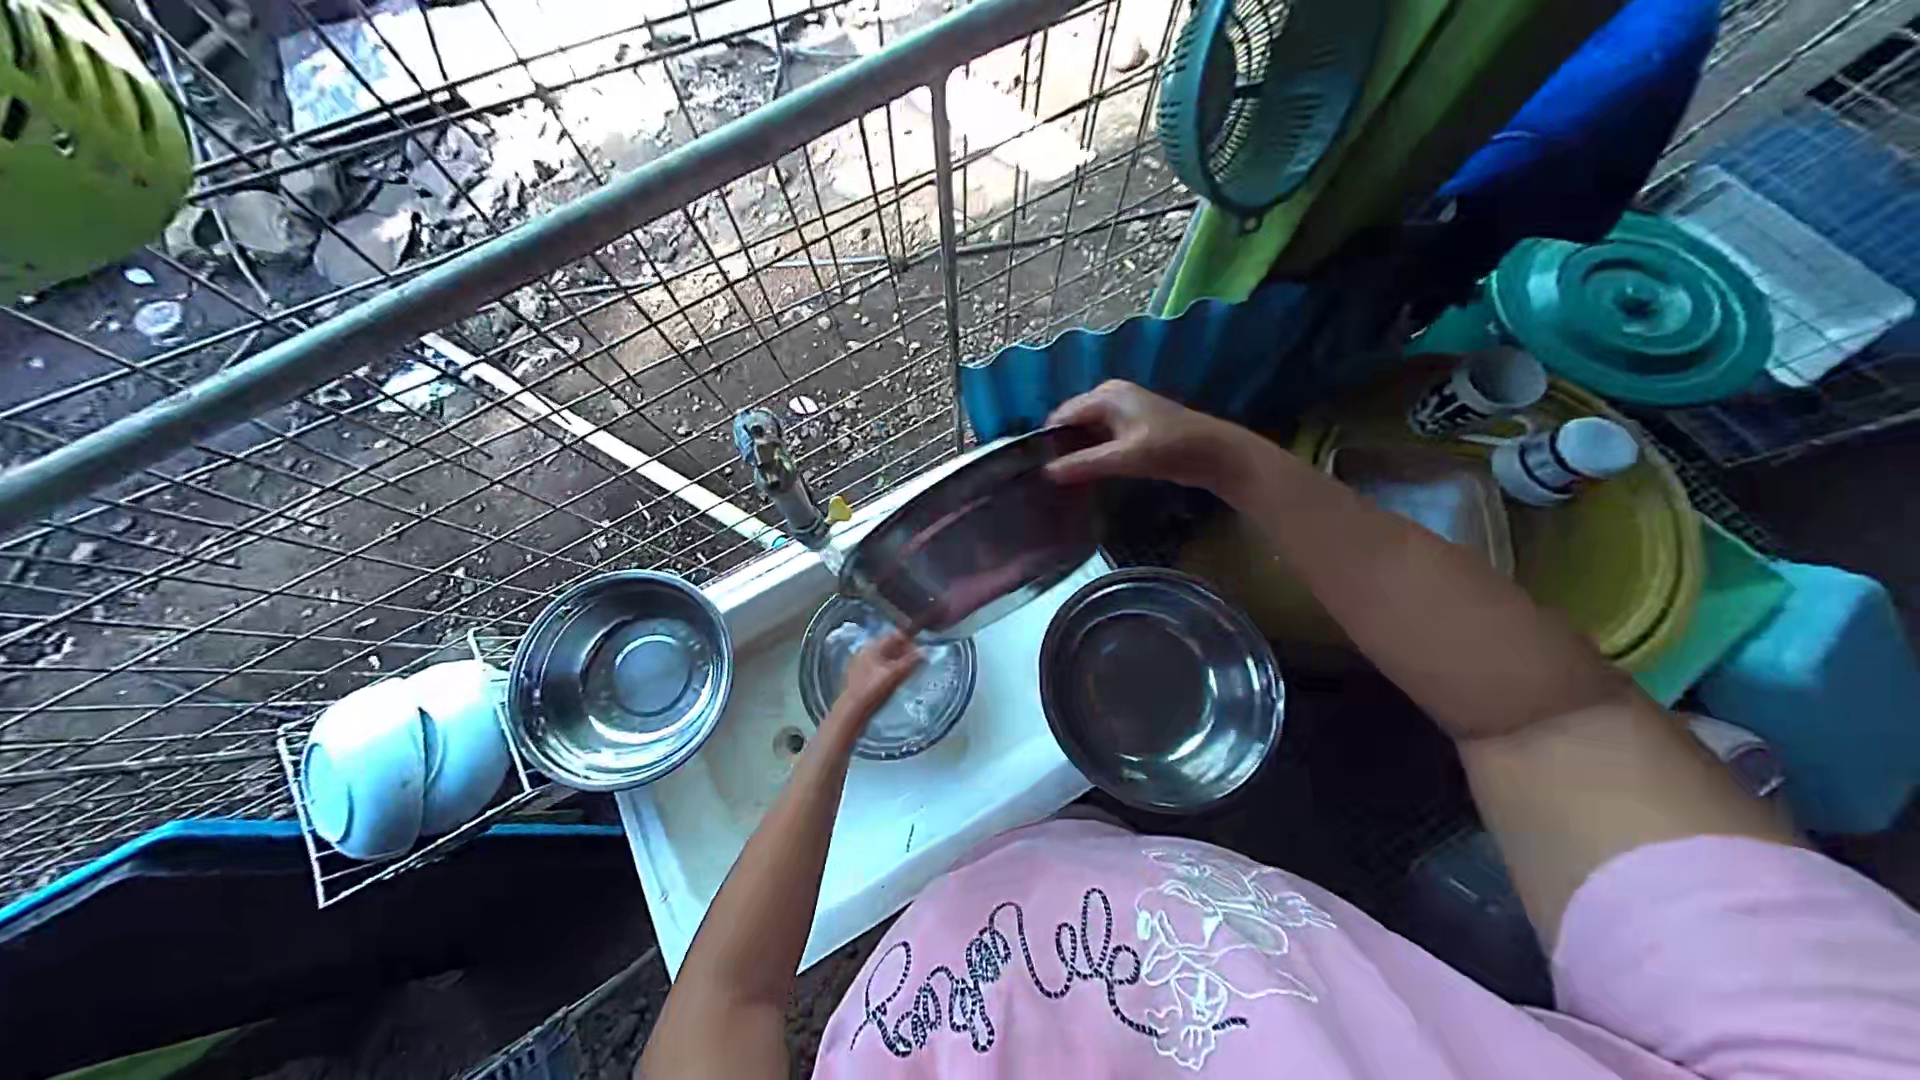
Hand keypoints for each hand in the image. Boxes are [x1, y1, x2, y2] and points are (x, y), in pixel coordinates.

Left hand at [827, 630, 922, 732]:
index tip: (920, 651)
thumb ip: (911, 661)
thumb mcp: (895, 674)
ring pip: (884, 656)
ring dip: (898, 660)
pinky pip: (879, 666)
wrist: (852, 710)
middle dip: (904, 651)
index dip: (909, 641)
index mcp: (873, 646)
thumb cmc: (873, 689)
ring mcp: (861, 663)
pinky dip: (889, 668)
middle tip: (916, 661)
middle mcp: (866, 651)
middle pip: (889, 645)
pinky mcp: (860, 675)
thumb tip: (925, 651)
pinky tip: (895, 679)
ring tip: (908, 670)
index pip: (895, 636)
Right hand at [1044, 380, 1258, 493]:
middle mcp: (1110, 395)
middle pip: (1072, 422)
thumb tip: (1046, 473)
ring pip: (1086, 431)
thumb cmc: (1171, 449)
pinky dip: (1092, 453)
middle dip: (1061, 446)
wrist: (1217, 454)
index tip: (1035, 469)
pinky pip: (1100, 437)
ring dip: (1076, 452)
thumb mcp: (1123, 457)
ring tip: (1063, 479)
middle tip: (1049, 478)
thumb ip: (1083, 464)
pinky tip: (1086, 474)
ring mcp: (1122, 410)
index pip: (1061, 415)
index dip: (1048, 440)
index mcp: (1105, 395)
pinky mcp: (1132, 427)